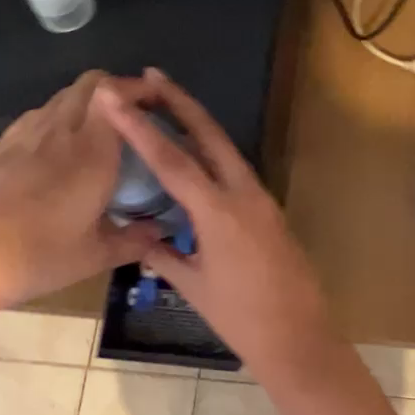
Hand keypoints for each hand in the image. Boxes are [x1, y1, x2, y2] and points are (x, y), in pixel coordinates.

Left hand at [0, 70, 162, 339]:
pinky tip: (59, 154)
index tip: (161, 103)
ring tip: (102, 134)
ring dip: (87, 104)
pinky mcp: (0, 146)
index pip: (117, 92)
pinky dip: (58, 120)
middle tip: (135, 117)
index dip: (141, 89)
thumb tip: (161, 233)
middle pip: (90, 84)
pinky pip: (38, 117)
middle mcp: (59, 129)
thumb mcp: (94, 256)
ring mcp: (24, 134)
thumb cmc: (36, 257)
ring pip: (62, 97)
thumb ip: (134, 240)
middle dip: (117, 90)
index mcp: (91, 149)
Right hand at [98, 68, 332, 369]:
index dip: (140, 127)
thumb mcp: (194, 286)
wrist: (299, 339)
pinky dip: (213, 155)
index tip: (115, 98)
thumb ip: (163, 255)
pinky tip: (197, 157)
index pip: (172, 160)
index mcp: (219, 212)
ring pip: (226, 151)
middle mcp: (244, 195)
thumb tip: (140, 235)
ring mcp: (263, 201)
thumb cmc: (241, 319)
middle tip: (152, 75)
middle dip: (180, 102)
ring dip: (198, 126)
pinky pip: (237, 173)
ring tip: (169, 106)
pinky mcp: (271, 212)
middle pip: (209, 136)